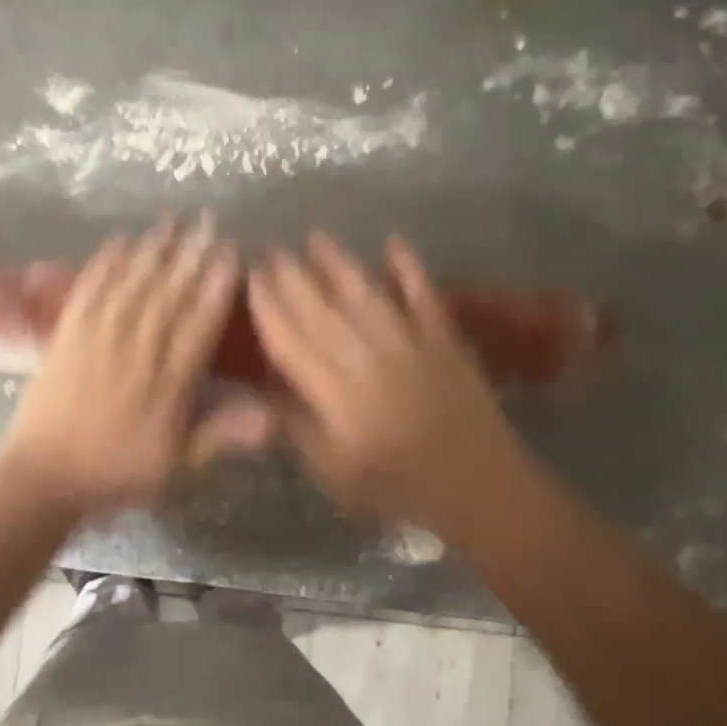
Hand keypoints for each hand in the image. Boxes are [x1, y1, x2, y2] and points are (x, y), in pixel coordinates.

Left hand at [0, 219, 273, 514]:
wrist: (45, 477)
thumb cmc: (116, 473)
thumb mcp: (176, 466)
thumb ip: (221, 436)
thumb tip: (272, 417)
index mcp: (166, 384)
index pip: (198, 326)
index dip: (216, 289)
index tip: (232, 256)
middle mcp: (135, 352)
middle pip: (167, 295)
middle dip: (190, 256)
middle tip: (209, 222)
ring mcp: (97, 339)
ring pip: (130, 285)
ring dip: (152, 251)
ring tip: (172, 221)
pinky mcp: (66, 336)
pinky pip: (88, 291)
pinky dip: (104, 264)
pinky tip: (120, 241)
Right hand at [248, 233, 527, 525]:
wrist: (477, 487)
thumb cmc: (396, 487)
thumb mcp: (332, 470)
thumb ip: (297, 426)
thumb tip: (265, 389)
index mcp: (333, 391)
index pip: (289, 338)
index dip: (266, 306)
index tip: (248, 278)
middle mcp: (365, 357)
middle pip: (320, 309)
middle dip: (292, 277)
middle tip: (270, 250)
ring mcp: (408, 343)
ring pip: (365, 294)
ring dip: (338, 263)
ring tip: (315, 238)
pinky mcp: (444, 340)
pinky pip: (423, 295)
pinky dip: (409, 268)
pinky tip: (393, 243)